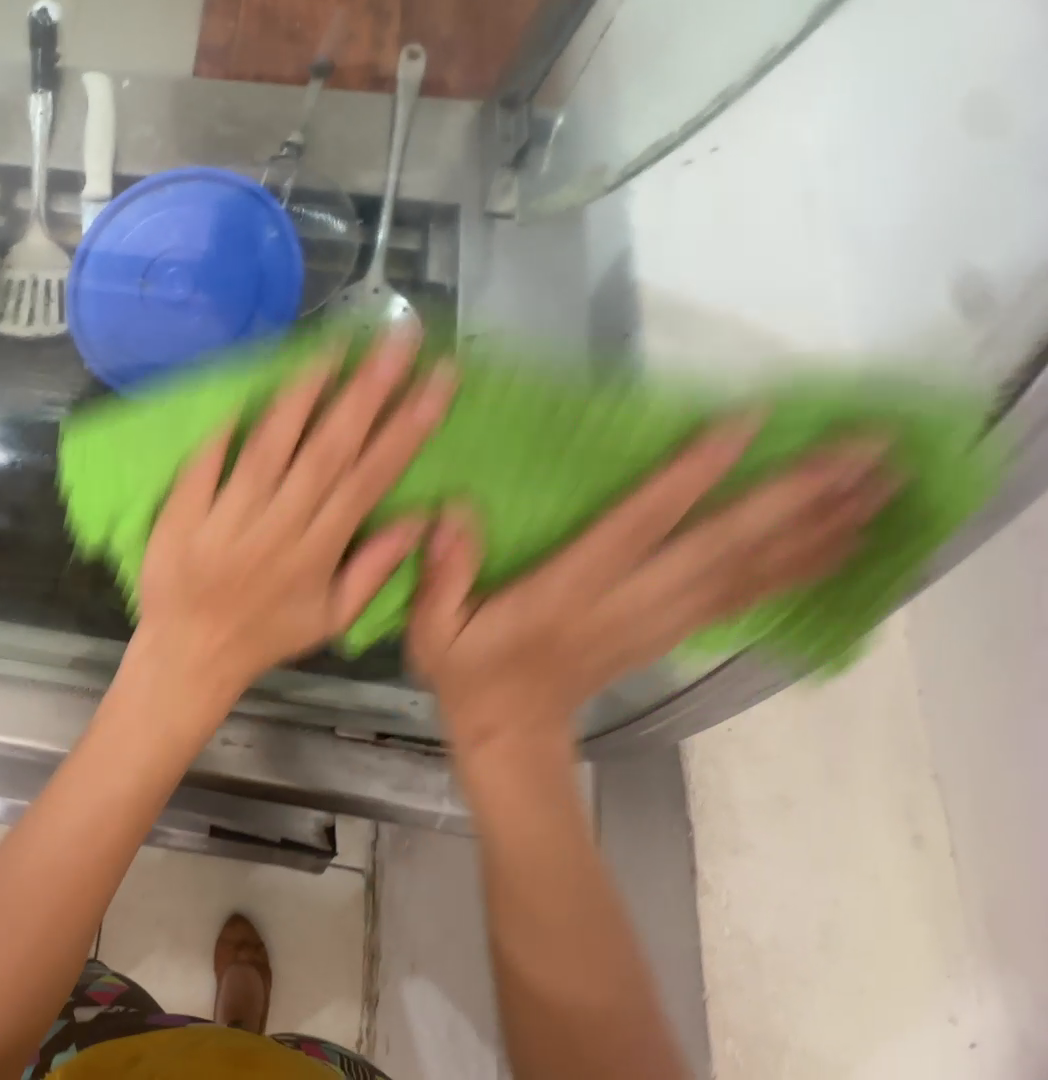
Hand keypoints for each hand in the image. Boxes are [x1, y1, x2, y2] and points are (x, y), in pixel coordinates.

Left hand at [135, 328, 455, 695]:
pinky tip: (246, 393)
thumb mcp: (331, 617)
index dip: (406, 427)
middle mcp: (277, 527)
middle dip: (366, 393)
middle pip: (326, 451)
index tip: (436, 380)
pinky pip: (203, 467)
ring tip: (330, 351)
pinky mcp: (182, 516)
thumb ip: (374, 568)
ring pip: (269, 449)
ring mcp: (226, 519)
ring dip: (301, 398)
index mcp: (318, 550)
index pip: (369, 477)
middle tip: (395, 339)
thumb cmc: (265, 635)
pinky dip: (223, 432)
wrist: (189, 655)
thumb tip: (422, 517)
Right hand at [408, 417, 900, 760]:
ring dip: (820, 528)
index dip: (690, 477)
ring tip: (886, 482)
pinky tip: (846, 541)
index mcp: (568, 595)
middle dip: (797, 499)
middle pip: (722, 549)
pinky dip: (802, 567)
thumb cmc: (468, 672)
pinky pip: (746, 596)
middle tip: (870, 449)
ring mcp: (659, 621)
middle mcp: (629, 604)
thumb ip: (442, 572)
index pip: (637, 528)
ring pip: (749, 571)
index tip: (747, 424)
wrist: (509, 735)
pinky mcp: (672, 632)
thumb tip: (452, 509)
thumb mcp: (432, 628)